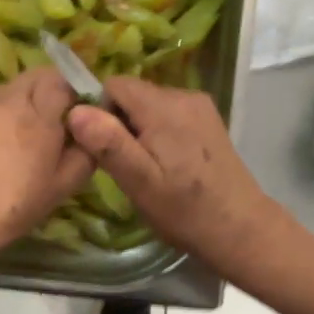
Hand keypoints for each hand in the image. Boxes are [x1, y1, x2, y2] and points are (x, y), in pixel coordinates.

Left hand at [0, 68, 92, 278]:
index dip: (78, 94)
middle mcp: (9, 97)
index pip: (67, 79)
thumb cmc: (5, 208)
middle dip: (52, 92)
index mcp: (40, 112)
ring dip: (24, 103)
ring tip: (22, 140)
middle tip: (55, 127)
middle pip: (38, 77)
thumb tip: (90, 137)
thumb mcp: (58, 190)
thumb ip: (83, 157)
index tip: (82, 118)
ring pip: (11, 89)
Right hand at [66, 76, 282, 262]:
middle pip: (133, 93)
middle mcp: (183, 96)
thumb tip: (75, 111)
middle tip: (124, 164)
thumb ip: (108, 143)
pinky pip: (168, 113)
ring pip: (149, 103)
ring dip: (138, 128)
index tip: (103, 147)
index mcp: (163, 107)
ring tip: (145, 166)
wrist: (238, 228)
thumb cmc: (183, 209)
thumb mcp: (139, 182)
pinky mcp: (208, 120)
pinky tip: (166, 163)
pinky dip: (158, 132)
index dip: (99, 111)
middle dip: (119, 121)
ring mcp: (200, 106)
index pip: (114, 84)